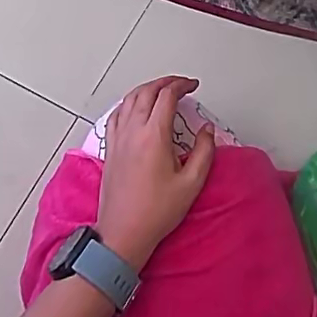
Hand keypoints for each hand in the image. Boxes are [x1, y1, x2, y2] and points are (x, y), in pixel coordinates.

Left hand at [95, 76, 216, 268]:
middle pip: (146, 91)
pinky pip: (116, 114)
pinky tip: (134, 107)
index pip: (167, 96)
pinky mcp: (109, 149)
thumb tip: (206, 130)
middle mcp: (133, 131)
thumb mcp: (191, 183)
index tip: (193, 86)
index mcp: (154, 135)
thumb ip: (204, 151)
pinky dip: (128, 102)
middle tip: (180, 84)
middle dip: (165, 82)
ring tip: (160, 90)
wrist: (123, 235)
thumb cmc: (157, 212)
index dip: (182, 85)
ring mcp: (118, 139)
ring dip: (146, 89)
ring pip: (129, 99)